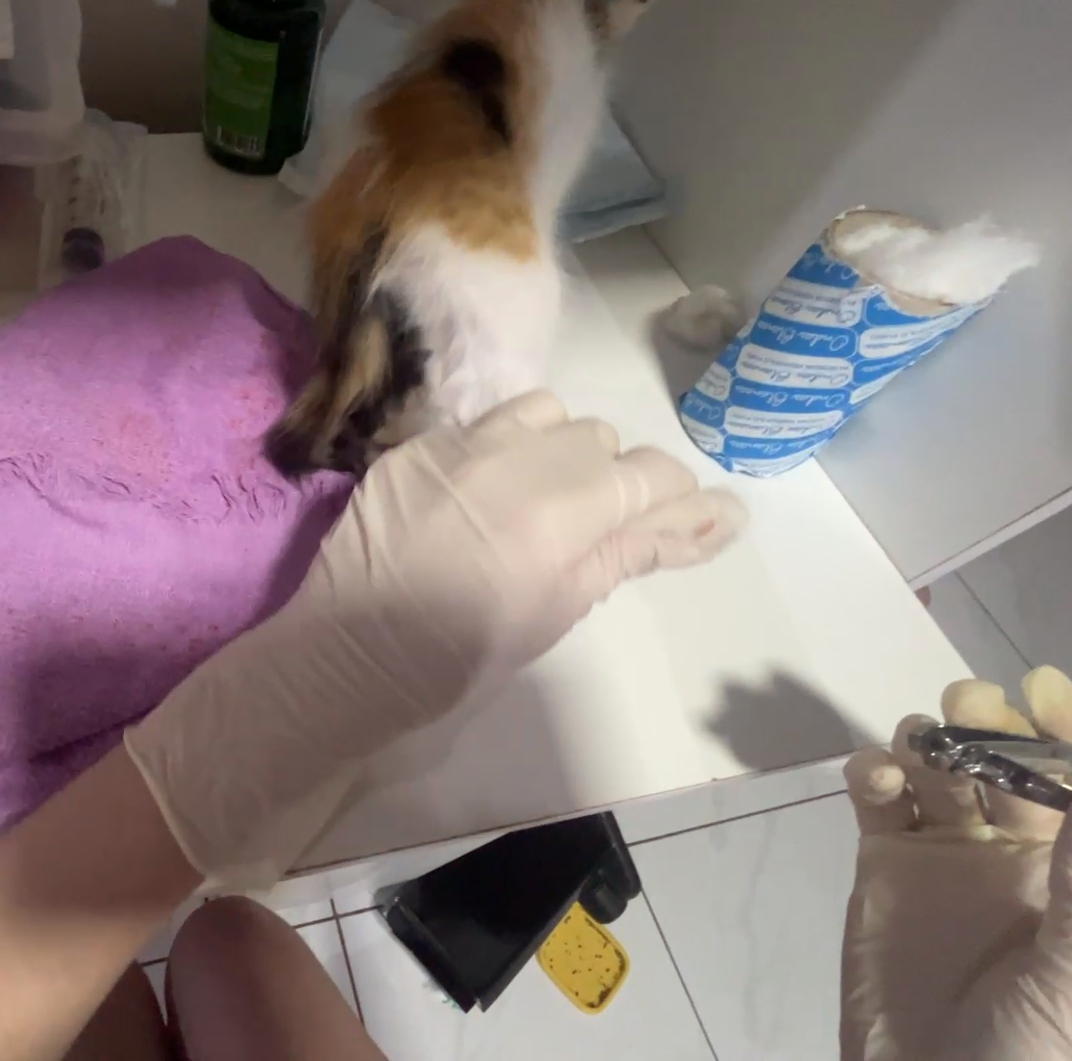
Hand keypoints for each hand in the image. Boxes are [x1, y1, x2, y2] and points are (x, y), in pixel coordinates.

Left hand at [125, 390, 745, 885]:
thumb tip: (721, 516)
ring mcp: (452, 444)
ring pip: (541, 413)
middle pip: (597, 436)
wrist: (349, 653)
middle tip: (581, 528)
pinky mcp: (410, 445)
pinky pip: (476, 425)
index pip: (652, 472)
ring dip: (552, 447)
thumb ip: (632, 550)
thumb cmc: (458, 658)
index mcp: (560, 512)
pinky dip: (494, 450)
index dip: (671, 500)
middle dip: (607, 476)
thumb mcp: (557, 611)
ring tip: (530, 497)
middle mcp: (511, 458)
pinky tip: (473, 494)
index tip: (664, 526)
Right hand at [840, 667, 1071, 1060]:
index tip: (1043, 688)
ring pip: (942, 774)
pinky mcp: (886, 865)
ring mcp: (950, 861)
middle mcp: (1028, 863)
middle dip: (997, 727)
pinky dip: (873, 774)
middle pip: (1016, 771)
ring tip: (918, 737)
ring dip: (931, 742)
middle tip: (968, 702)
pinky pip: (880, 801)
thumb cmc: (1047, 1055)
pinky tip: (872, 775)